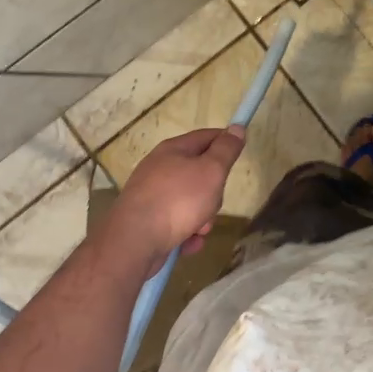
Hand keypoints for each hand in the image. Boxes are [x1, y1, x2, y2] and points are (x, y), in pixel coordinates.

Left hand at [110, 127, 244, 272]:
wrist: (133, 242)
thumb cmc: (178, 200)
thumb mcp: (212, 170)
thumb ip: (226, 149)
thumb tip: (237, 128)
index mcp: (173, 150)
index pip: (207, 137)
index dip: (225, 143)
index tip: (239, 155)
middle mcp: (160, 169)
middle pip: (199, 172)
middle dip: (214, 191)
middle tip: (214, 200)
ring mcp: (151, 196)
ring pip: (190, 201)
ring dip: (202, 217)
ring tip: (200, 229)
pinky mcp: (148, 221)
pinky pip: (177, 222)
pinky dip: (186, 233)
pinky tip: (188, 243)